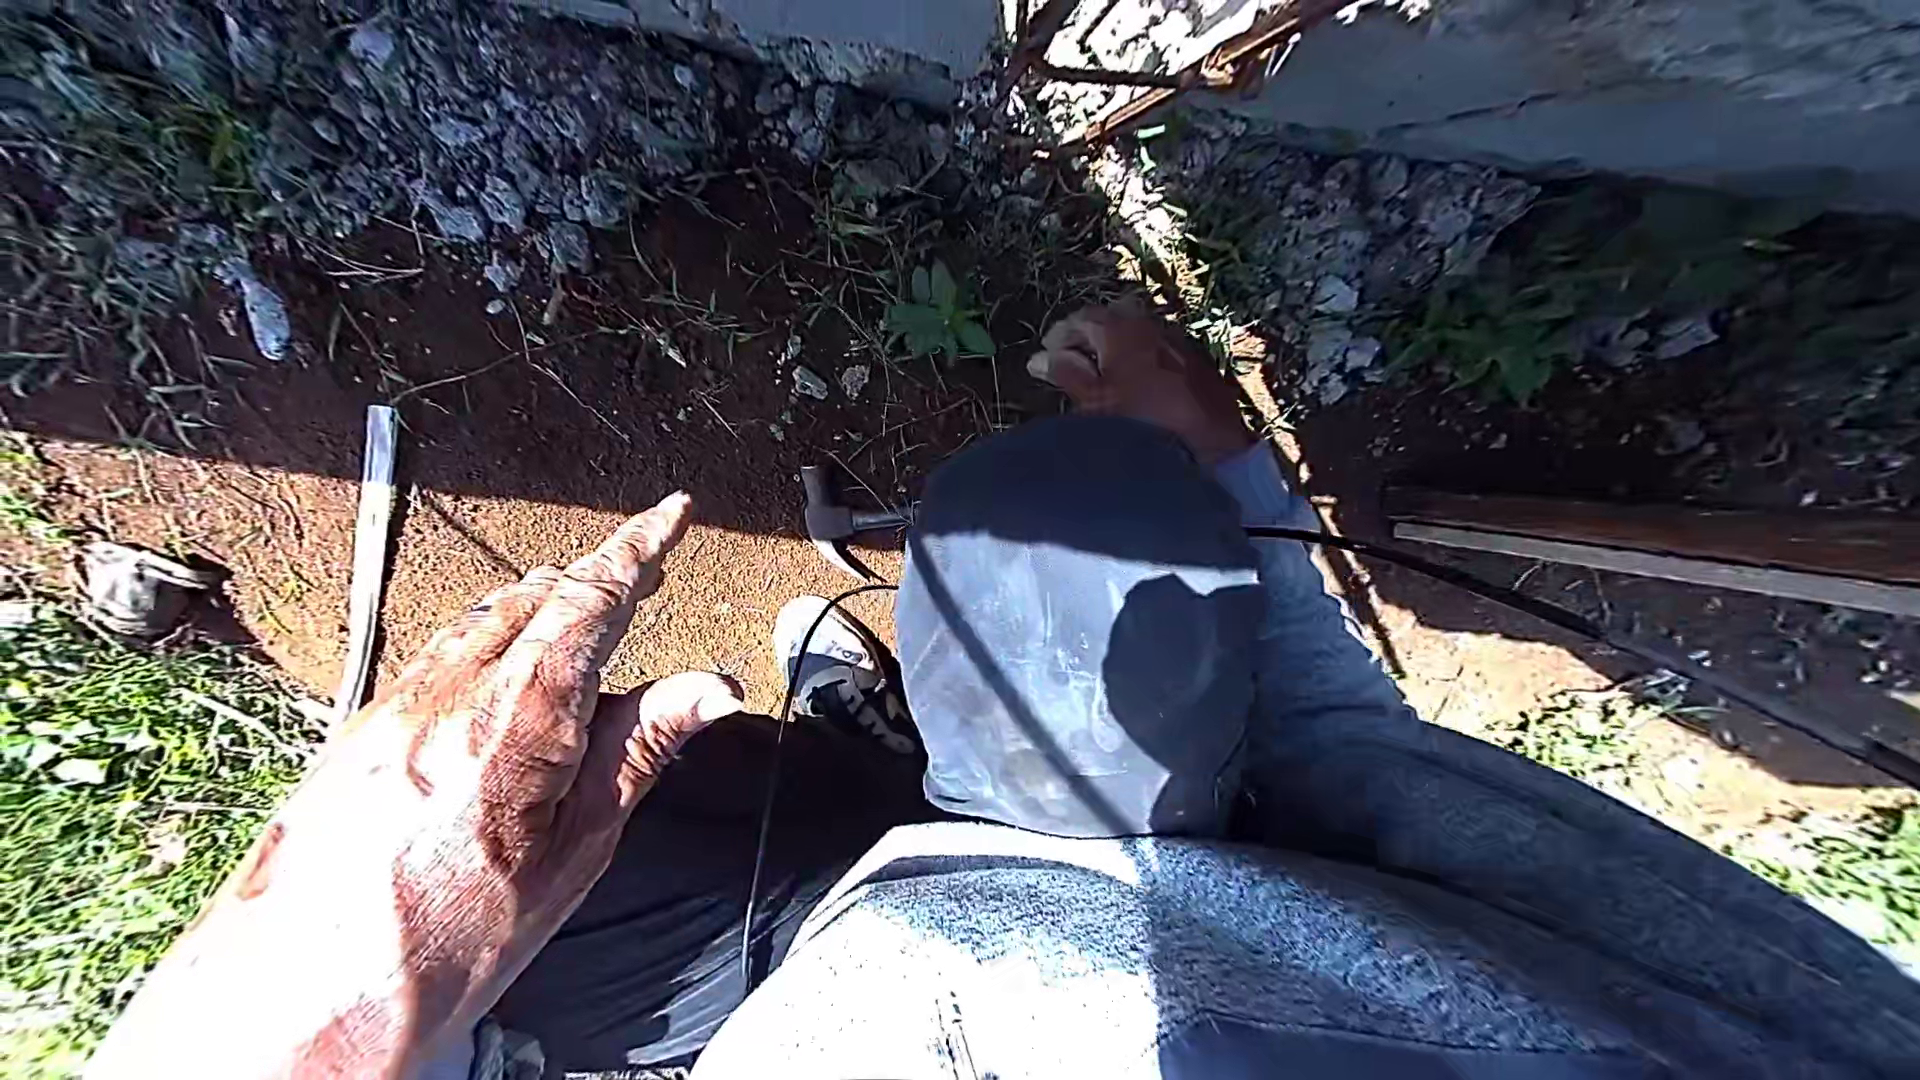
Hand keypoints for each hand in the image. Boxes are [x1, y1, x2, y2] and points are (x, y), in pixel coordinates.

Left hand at [88, 492, 743, 1079]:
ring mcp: (399, 703)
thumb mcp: (581, 844)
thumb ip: (646, 745)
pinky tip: (522, 649)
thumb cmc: (444, 941)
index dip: (644, 546)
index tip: (675, 513)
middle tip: (653, 569)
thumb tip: (716, 688)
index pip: (597, 599)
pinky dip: (509, 623)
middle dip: (610, 570)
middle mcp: (453, 692)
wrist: (278, 1024)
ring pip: (497, 609)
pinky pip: (452, 641)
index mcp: (520, 718)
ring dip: (560, 593)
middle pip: (547, 592)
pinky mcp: (366, 724)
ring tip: (600, 600)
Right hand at [1027, 303, 1254, 465]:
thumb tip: (1040, 358)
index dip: (1060, 335)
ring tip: (1101, 374)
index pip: (1082, 318)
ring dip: (1116, 346)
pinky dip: (1139, 357)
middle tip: (1073, 360)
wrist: (1206, 446)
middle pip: (1112, 318)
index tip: (1046, 356)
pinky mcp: (1196, 362)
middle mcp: (1152, 325)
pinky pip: (1158, 348)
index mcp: (1122, 328)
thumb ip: (1066, 373)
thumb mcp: (1093, 401)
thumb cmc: (1140, 423)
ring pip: (1138, 332)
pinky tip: (1134, 384)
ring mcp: (1178, 341)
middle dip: (1089, 335)